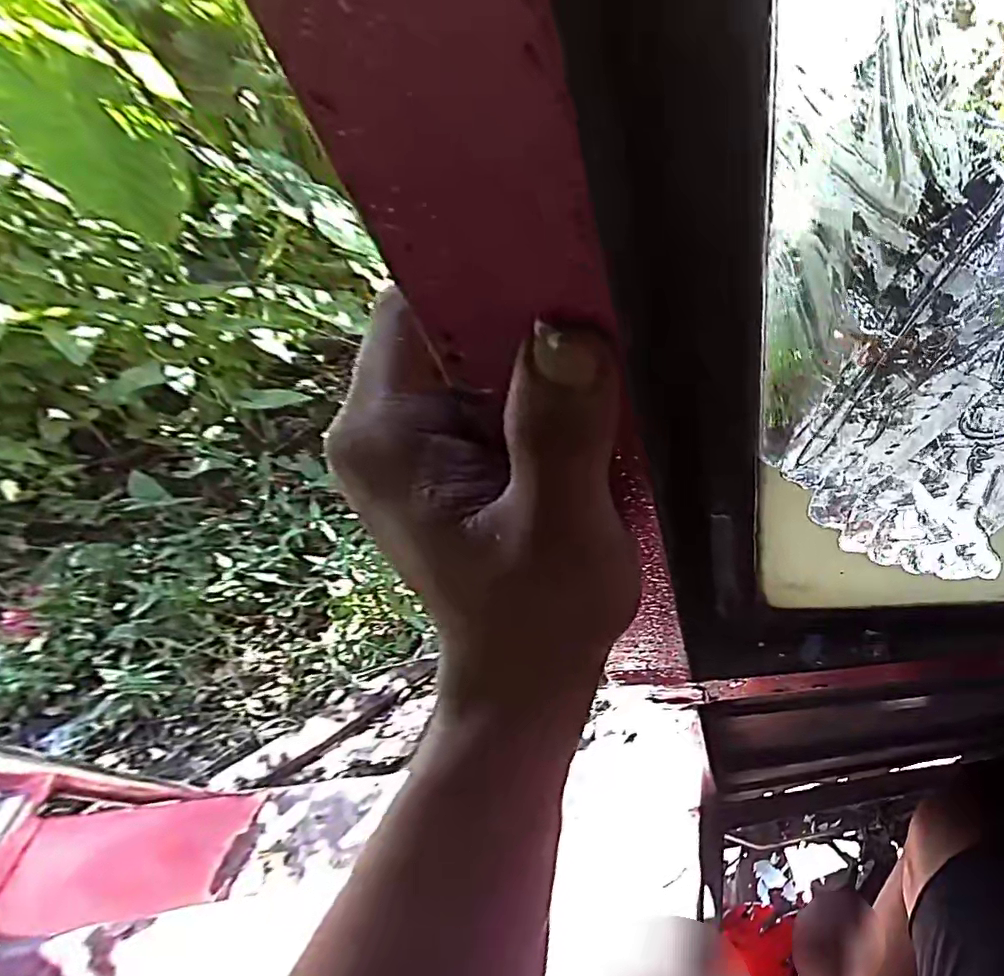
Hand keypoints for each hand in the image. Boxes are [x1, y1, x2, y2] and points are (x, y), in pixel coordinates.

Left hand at [325, 289, 639, 712]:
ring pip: (491, 367)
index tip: (568, 271)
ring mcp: (427, 448)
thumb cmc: (544, 615)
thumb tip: (572, 333)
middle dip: (533, 325)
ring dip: (553, 366)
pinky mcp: (465, 466)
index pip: (417, 307)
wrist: (532, 676)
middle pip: (458, 331)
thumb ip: (560, 433)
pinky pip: (510, 404)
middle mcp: (390, 428)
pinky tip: (601, 414)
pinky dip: (557, 400)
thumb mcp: (560, 526)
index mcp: (387, 434)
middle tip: (611, 322)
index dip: (488, 276)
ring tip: (615, 367)